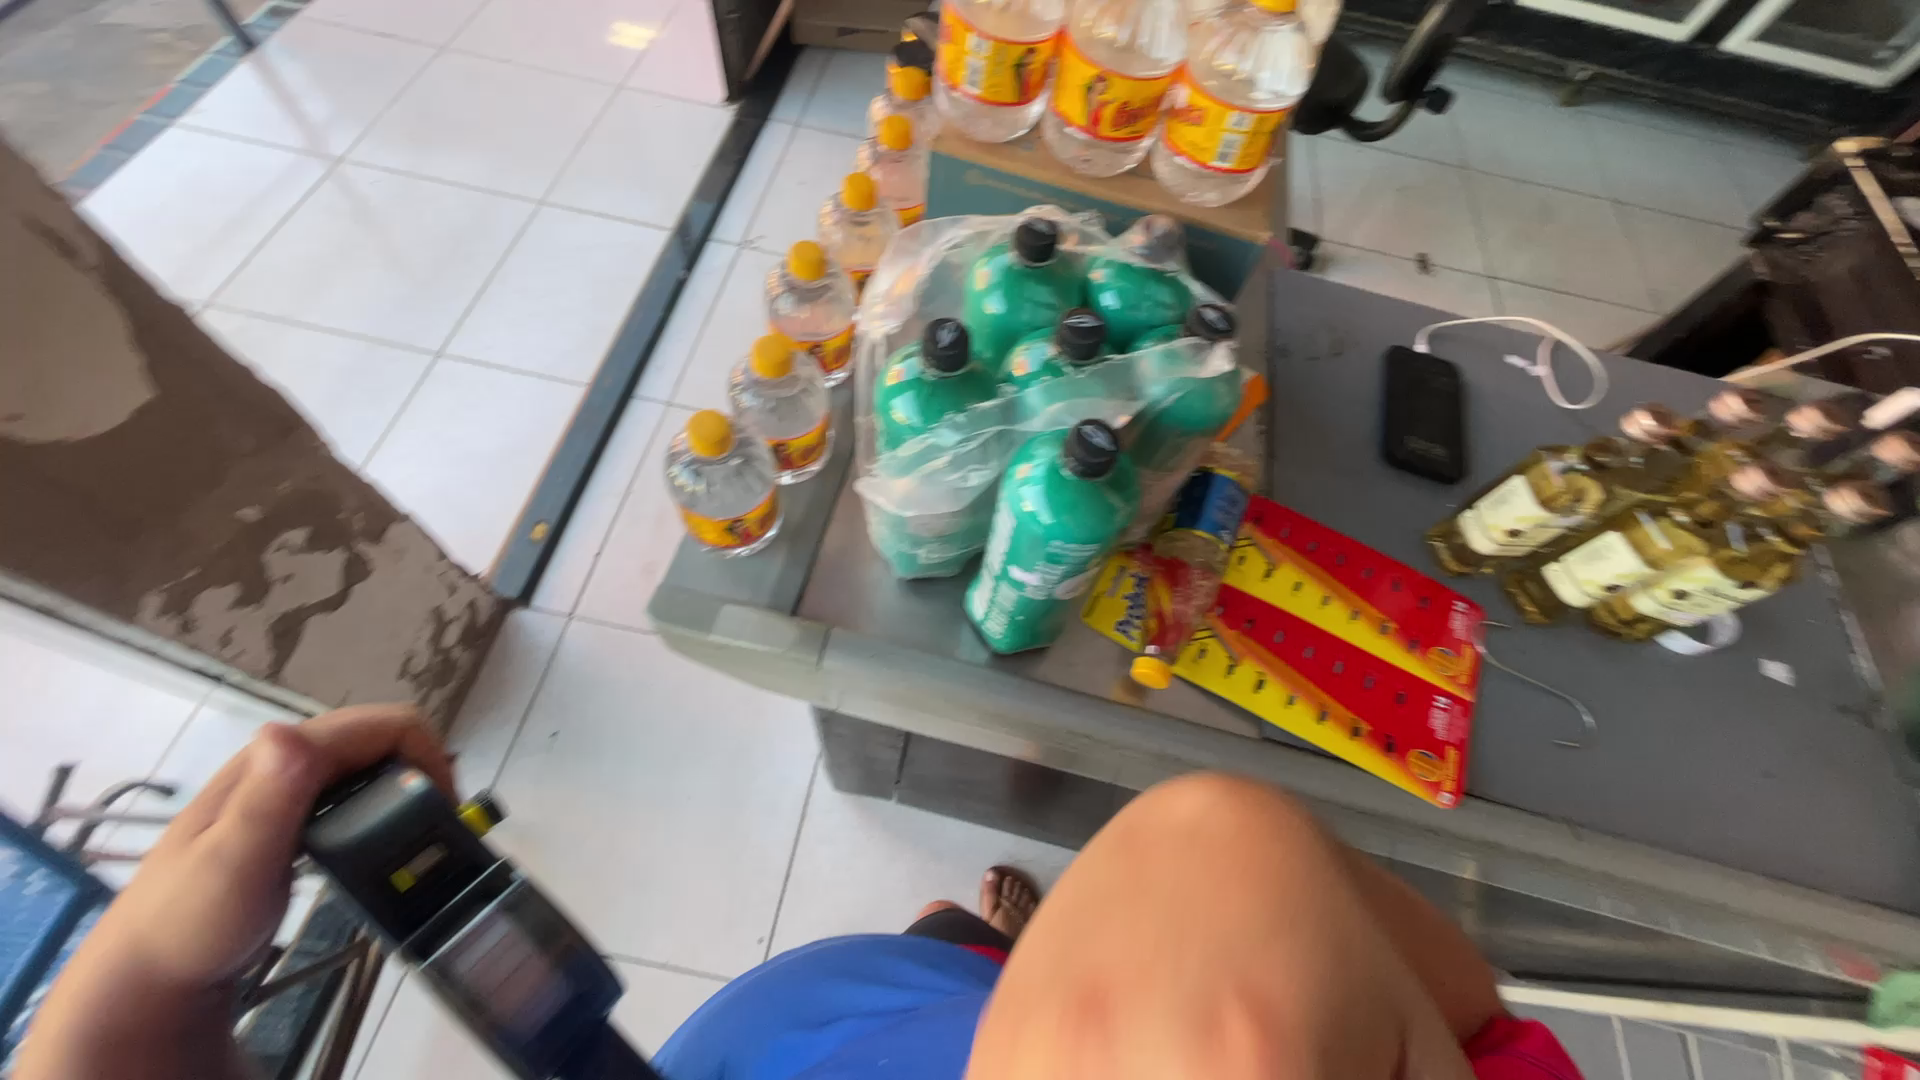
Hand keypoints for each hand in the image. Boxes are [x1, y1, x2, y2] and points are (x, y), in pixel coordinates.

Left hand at [97, 703, 454, 991]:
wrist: (148, 977)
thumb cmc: (194, 921)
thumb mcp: (234, 861)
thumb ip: (266, 797)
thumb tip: (289, 731)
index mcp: (280, 756)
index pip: (385, 725)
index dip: (427, 754)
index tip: (441, 806)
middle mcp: (288, 758)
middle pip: (384, 736)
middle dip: (423, 767)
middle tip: (437, 819)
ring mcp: (291, 784)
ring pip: (374, 758)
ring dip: (407, 784)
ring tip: (417, 827)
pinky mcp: (296, 812)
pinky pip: (358, 785)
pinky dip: (385, 801)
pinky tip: (382, 834)